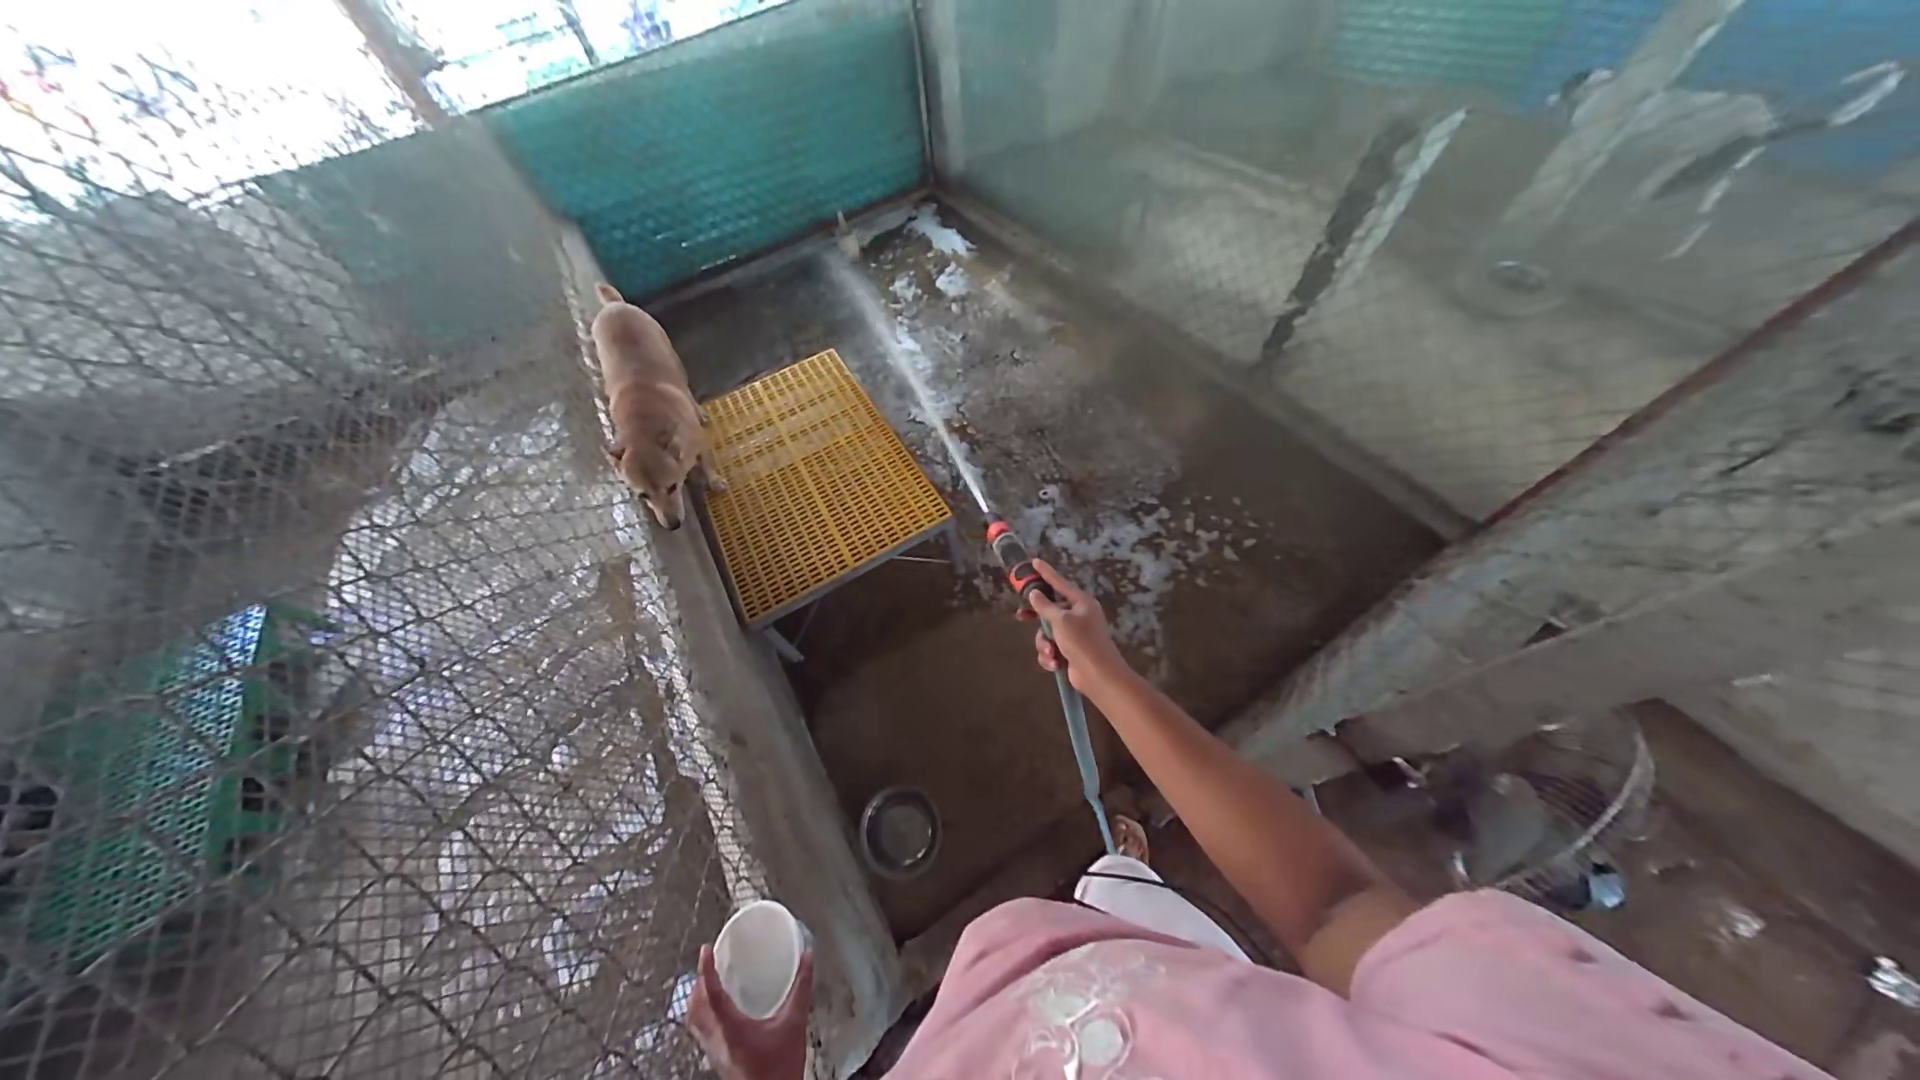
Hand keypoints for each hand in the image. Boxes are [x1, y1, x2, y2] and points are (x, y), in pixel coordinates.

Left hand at [688, 944, 812, 1079]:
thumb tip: (807, 958)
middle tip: (710, 961)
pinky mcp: (718, 1059)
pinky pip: (701, 1031)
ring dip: (698, 998)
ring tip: (710, 980)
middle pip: (696, 1008)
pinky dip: (703, 1013)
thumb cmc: (781, 1070)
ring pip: (695, 1021)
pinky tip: (718, 1008)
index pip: (712, 994)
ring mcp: (714, 1053)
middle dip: (699, 981)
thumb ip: (801, 988)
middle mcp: (717, 1041)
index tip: (706, 950)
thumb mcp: (795, 1023)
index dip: (707, 969)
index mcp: (732, 1029)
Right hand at [1024, 559, 1130, 694]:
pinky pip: (1052, 647)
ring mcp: (1075, 634)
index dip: (1046, 573)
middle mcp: (1079, 615)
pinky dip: (1050, 656)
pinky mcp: (1070, 650)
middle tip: (1020, 616)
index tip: (1035, 562)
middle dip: (1037, 618)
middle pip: (1051, 609)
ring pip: (1048, 632)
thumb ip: (1045, 606)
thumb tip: (1035, 594)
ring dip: (1044, 643)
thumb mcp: (1060, 620)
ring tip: (1050, 653)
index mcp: (1081, 602)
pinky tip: (1054, 664)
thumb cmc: (1082, 642)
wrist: (1098, 675)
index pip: (1060, 583)